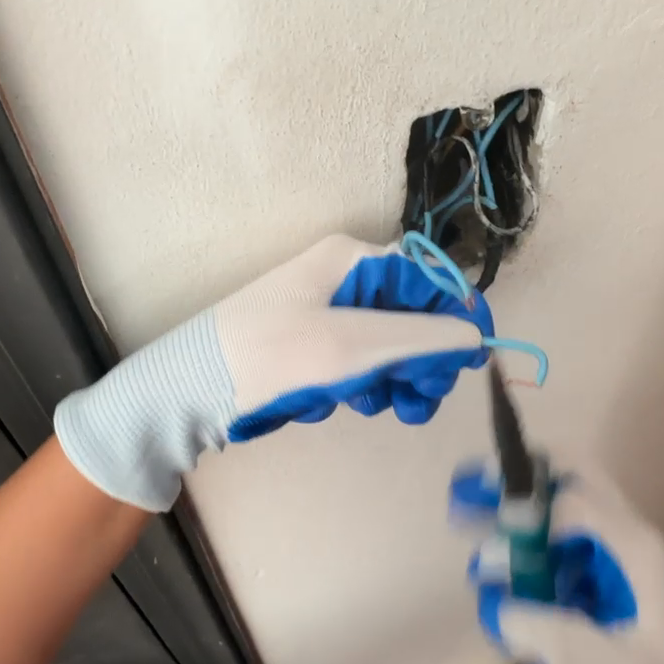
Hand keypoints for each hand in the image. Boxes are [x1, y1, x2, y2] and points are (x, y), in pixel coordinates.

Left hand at [56, 235, 491, 510]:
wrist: (186, 392)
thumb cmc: (268, 358)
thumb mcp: (350, 347)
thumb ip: (419, 338)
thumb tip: (476, 334)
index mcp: (352, 260)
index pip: (428, 280)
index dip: (455, 320)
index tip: (467, 366)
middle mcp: (342, 277)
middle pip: (411, 316)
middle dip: (416, 361)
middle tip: (412, 403)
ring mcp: (325, 310)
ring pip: (386, 345)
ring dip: (385, 379)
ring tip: (364, 402)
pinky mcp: (310, 343)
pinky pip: (356, 361)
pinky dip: (355, 385)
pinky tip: (333, 401)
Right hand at [452, 462, 663, 663]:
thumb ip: (557, 638)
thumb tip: (500, 606)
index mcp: (634, 547)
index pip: (576, 502)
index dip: (530, 518)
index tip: (498, 554)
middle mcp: (623, 531)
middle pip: (571, 471)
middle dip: (517, 474)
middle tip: (470, 488)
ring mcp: (612, 542)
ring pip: (560, 492)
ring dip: (513, 501)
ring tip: (465, 516)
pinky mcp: (600, 561)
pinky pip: (557, 526)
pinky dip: (524, 533)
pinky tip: (499, 564)